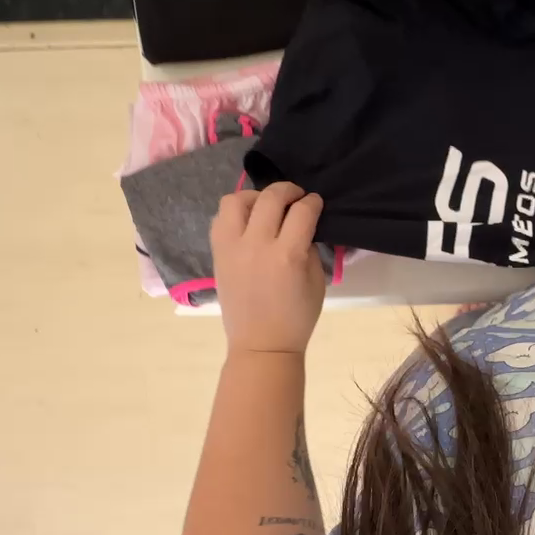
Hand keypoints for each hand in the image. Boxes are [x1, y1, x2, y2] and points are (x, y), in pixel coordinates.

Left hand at [210, 183, 326, 355]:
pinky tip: (248, 221)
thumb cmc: (296, 318)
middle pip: (270, 198)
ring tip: (266, 205)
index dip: (313, 202)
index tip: (316, 202)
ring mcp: (232, 247)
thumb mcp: (316, 283)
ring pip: (236, 201)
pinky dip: (236, 213)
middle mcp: (257, 244)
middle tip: (296, 195)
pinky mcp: (218, 253)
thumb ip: (309, 250)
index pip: (302, 212)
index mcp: (287, 255)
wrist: (262, 344)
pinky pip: (221, 218)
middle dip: (287, 190)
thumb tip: (303, 229)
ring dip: (255, 196)